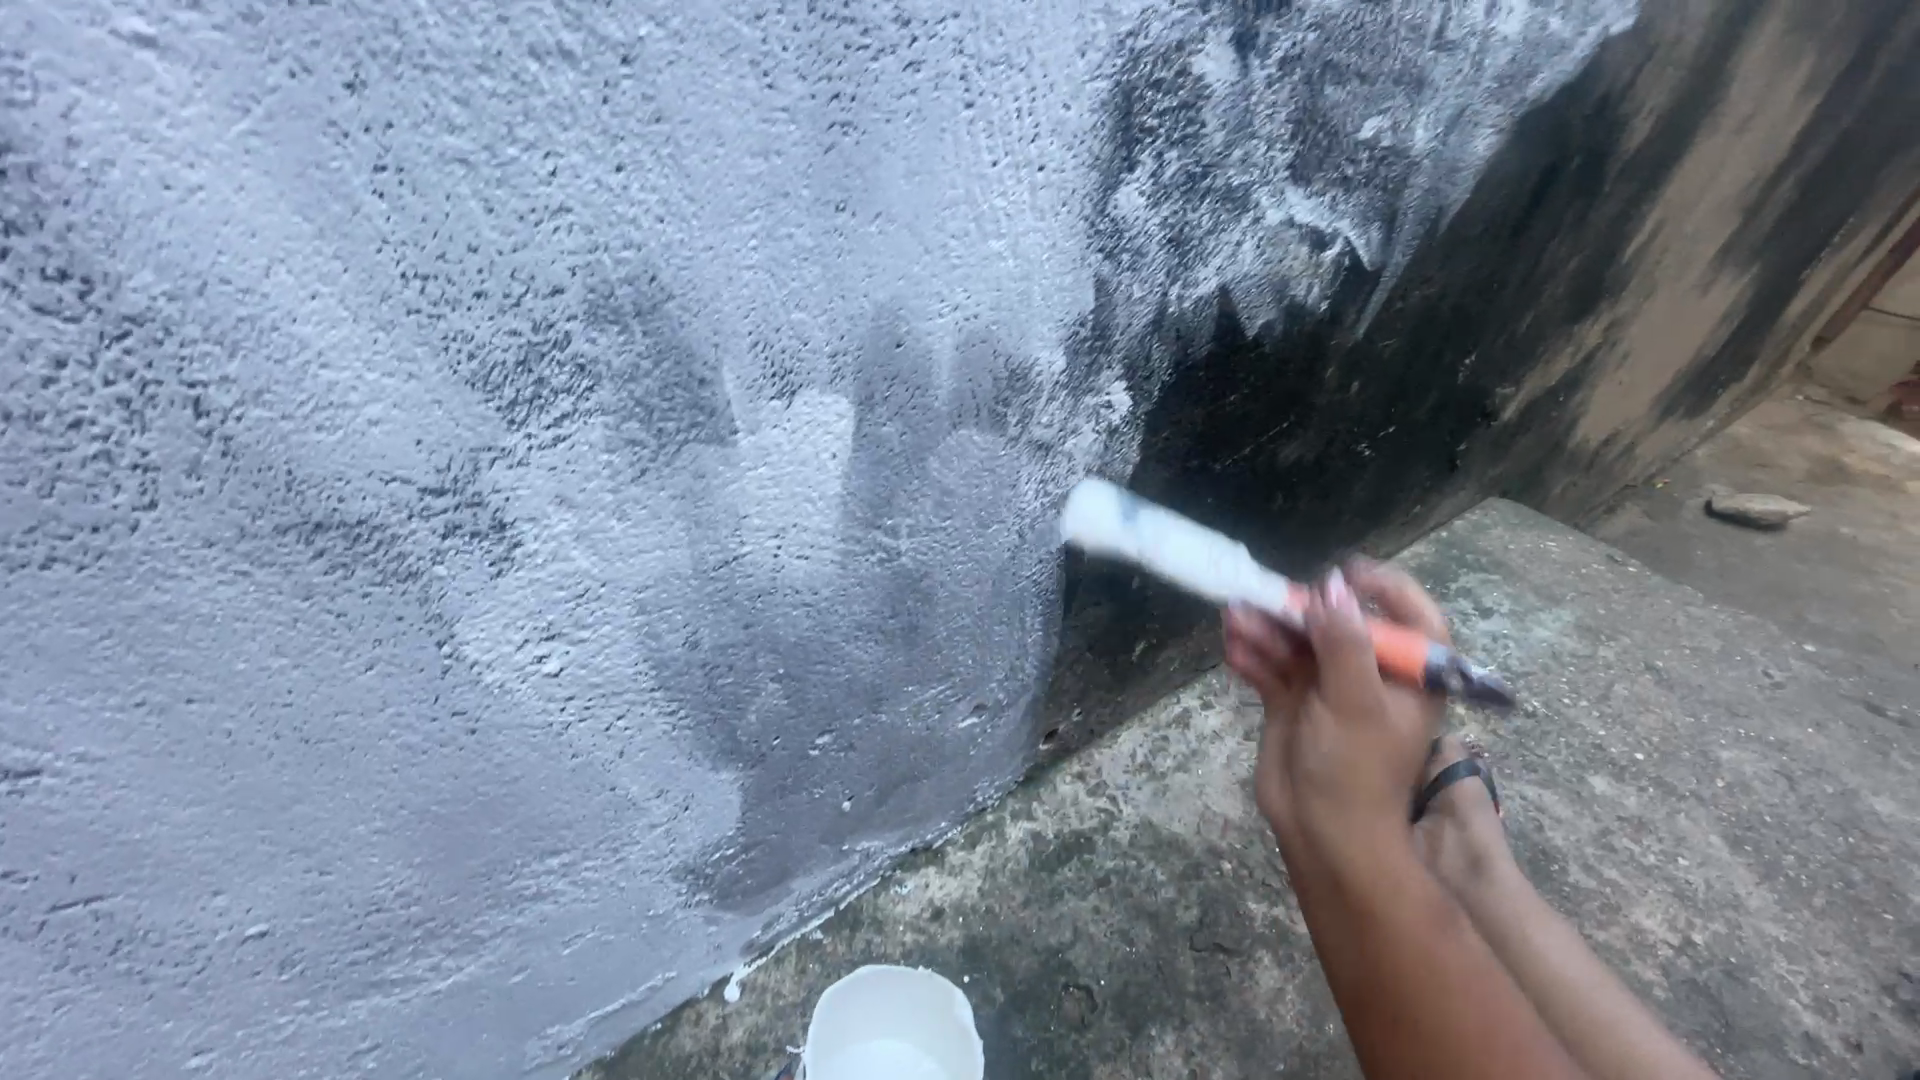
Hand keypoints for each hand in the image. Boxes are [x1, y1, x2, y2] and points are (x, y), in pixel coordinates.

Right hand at [1222, 558, 1449, 859]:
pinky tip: (1233, 652)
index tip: (1344, 571)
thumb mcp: (1355, 702)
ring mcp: (1328, 689)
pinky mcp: (1292, 703)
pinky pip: (1272, 668)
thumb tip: (1333, 586)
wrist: (1321, 832)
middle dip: (1298, 610)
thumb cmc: (1354, 770)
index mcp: (1408, 678)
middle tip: (1263, 596)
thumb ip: (1344, 642)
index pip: (1412, 619)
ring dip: (1265, 630)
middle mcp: (1369, 676)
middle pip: (1336, 624)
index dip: (1385, 589)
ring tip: (1233, 618)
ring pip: (1296, 643)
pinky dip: (1252, 658)